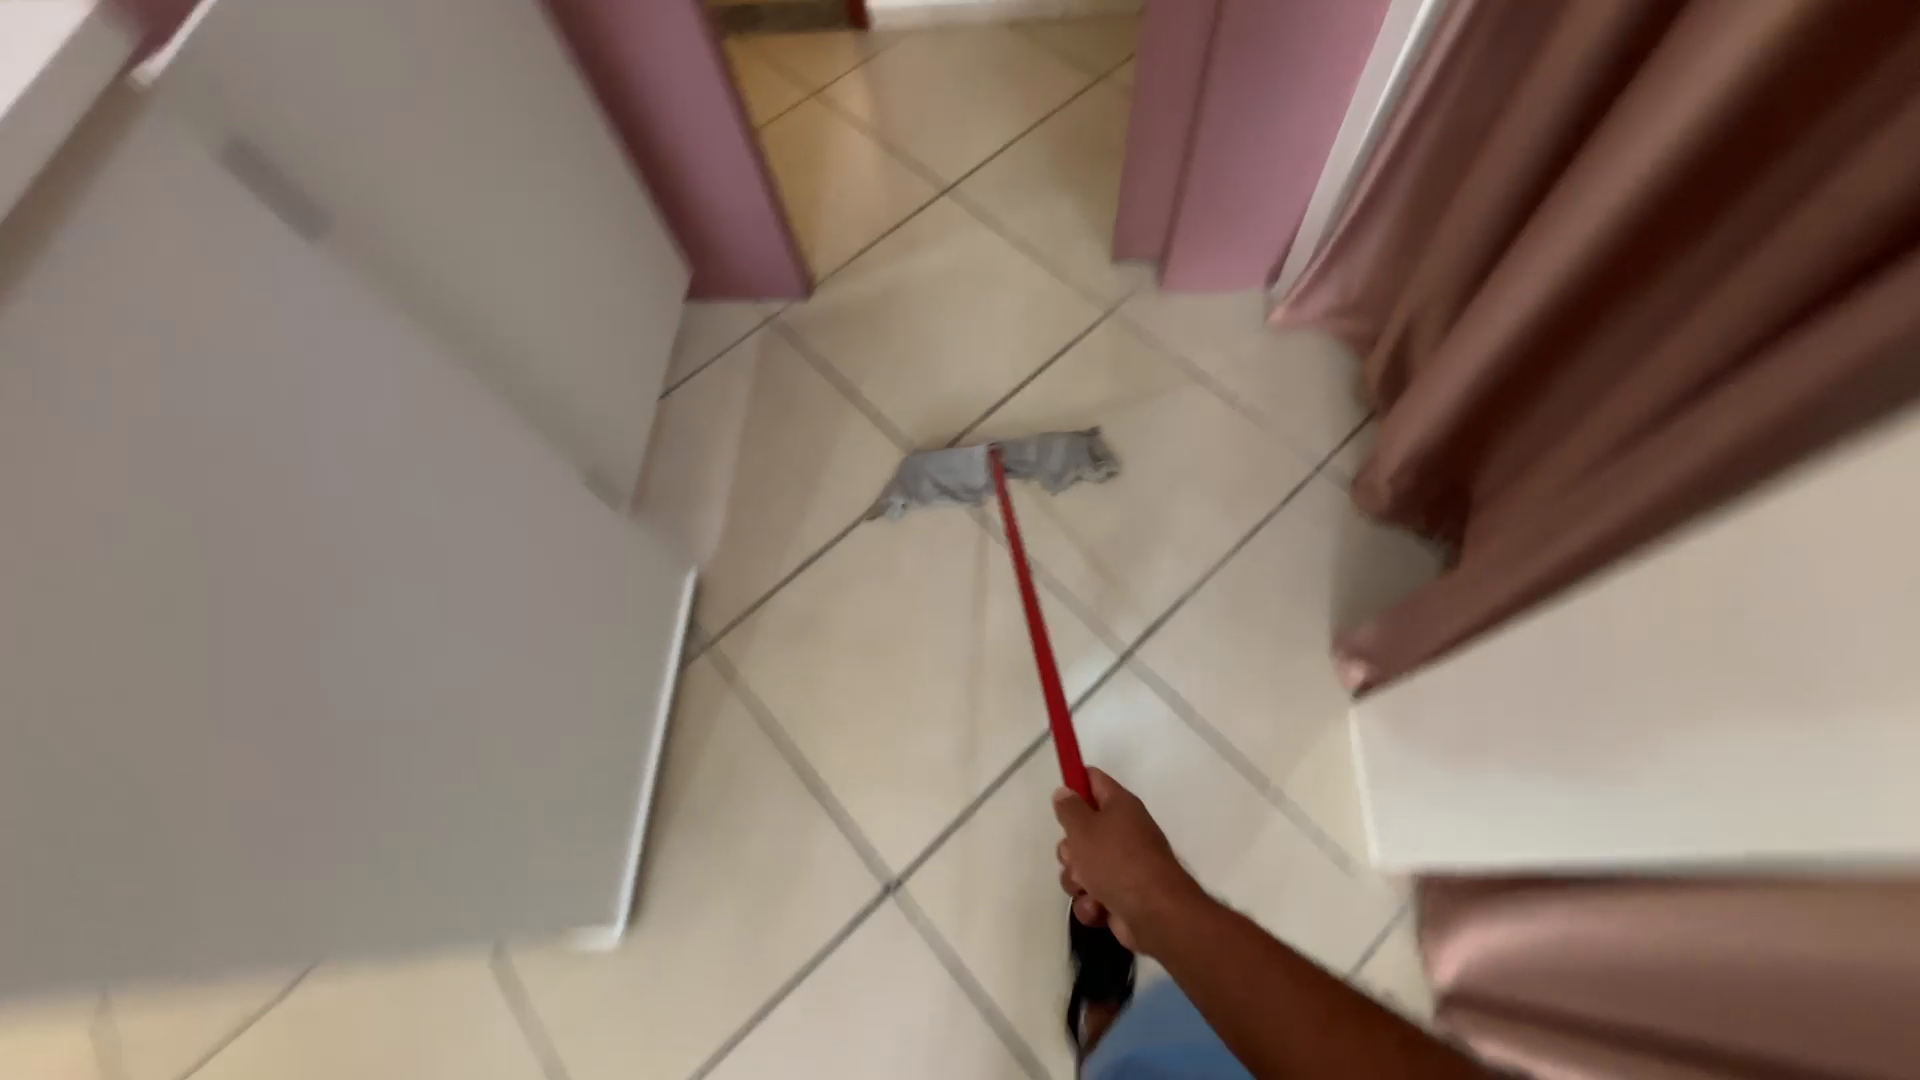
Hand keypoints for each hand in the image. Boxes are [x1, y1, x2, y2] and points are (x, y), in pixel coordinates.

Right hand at [1054, 768, 1203, 956]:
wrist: (1154, 913)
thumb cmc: (1116, 860)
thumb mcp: (1083, 828)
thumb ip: (1069, 808)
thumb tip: (1065, 791)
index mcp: (1119, 805)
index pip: (1093, 780)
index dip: (1073, 783)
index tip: (1059, 798)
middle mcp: (1122, 831)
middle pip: (1081, 829)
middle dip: (1070, 847)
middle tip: (1074, 854)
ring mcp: (1122, 866)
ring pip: (1081, 866)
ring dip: (1076, 879)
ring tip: (1087, 887)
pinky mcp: (1120, 896)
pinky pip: (1092, 894)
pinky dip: (1091, 903)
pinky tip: (1097, 907)